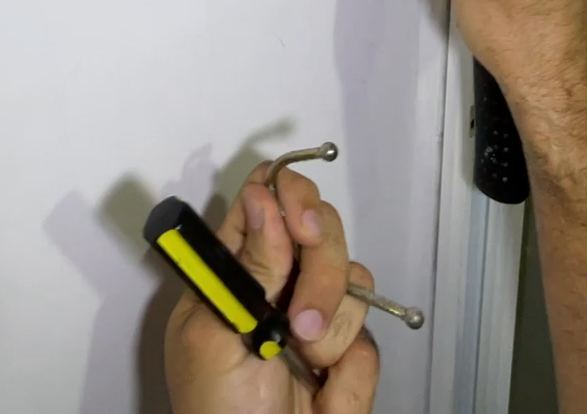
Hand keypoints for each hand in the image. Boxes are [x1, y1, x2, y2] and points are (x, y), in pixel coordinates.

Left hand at [164, 166, 379, 413]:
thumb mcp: (217, 334)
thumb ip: (249, 264)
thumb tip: (261, 196)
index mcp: (235, 267)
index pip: (268, 195)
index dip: (291, 193)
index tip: (303, 224)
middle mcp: (278, 280)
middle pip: (321, 227)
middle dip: (320, 273)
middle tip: (300, 319)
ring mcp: (316, 314)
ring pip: (353, 279)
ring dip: (331, 332)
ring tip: (302, 365)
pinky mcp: (347, 355)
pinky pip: (370, 340)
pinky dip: (348, 376)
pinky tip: (320, 396)